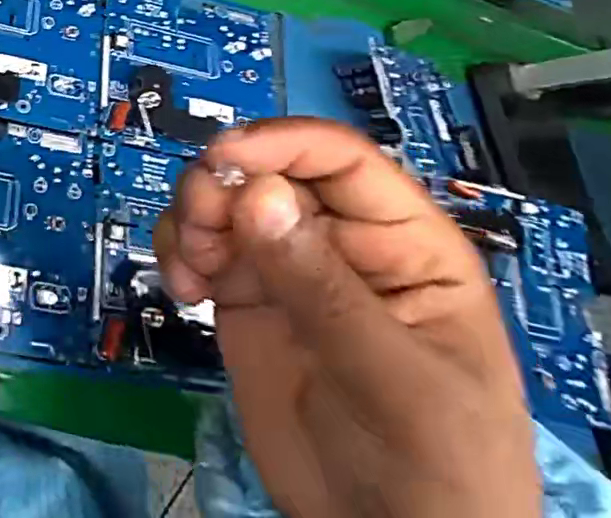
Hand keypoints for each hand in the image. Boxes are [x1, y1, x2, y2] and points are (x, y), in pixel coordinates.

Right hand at [155, 119, 538, 517]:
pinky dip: (177, 248)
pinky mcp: (242, 294)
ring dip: (192, 215)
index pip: (338, 158)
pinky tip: (182, 286)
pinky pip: (198, 243)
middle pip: (265, 170)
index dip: (280, 144)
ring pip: (223, 199)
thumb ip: (325, 289)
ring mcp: (284, 265)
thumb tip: (255, 194)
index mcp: (400, 239)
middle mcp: (336, 238)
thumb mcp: (395, 382)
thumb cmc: (433, 467)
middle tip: (200, 226)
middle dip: (220, 184)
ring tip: (191, 268)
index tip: (222, 158)